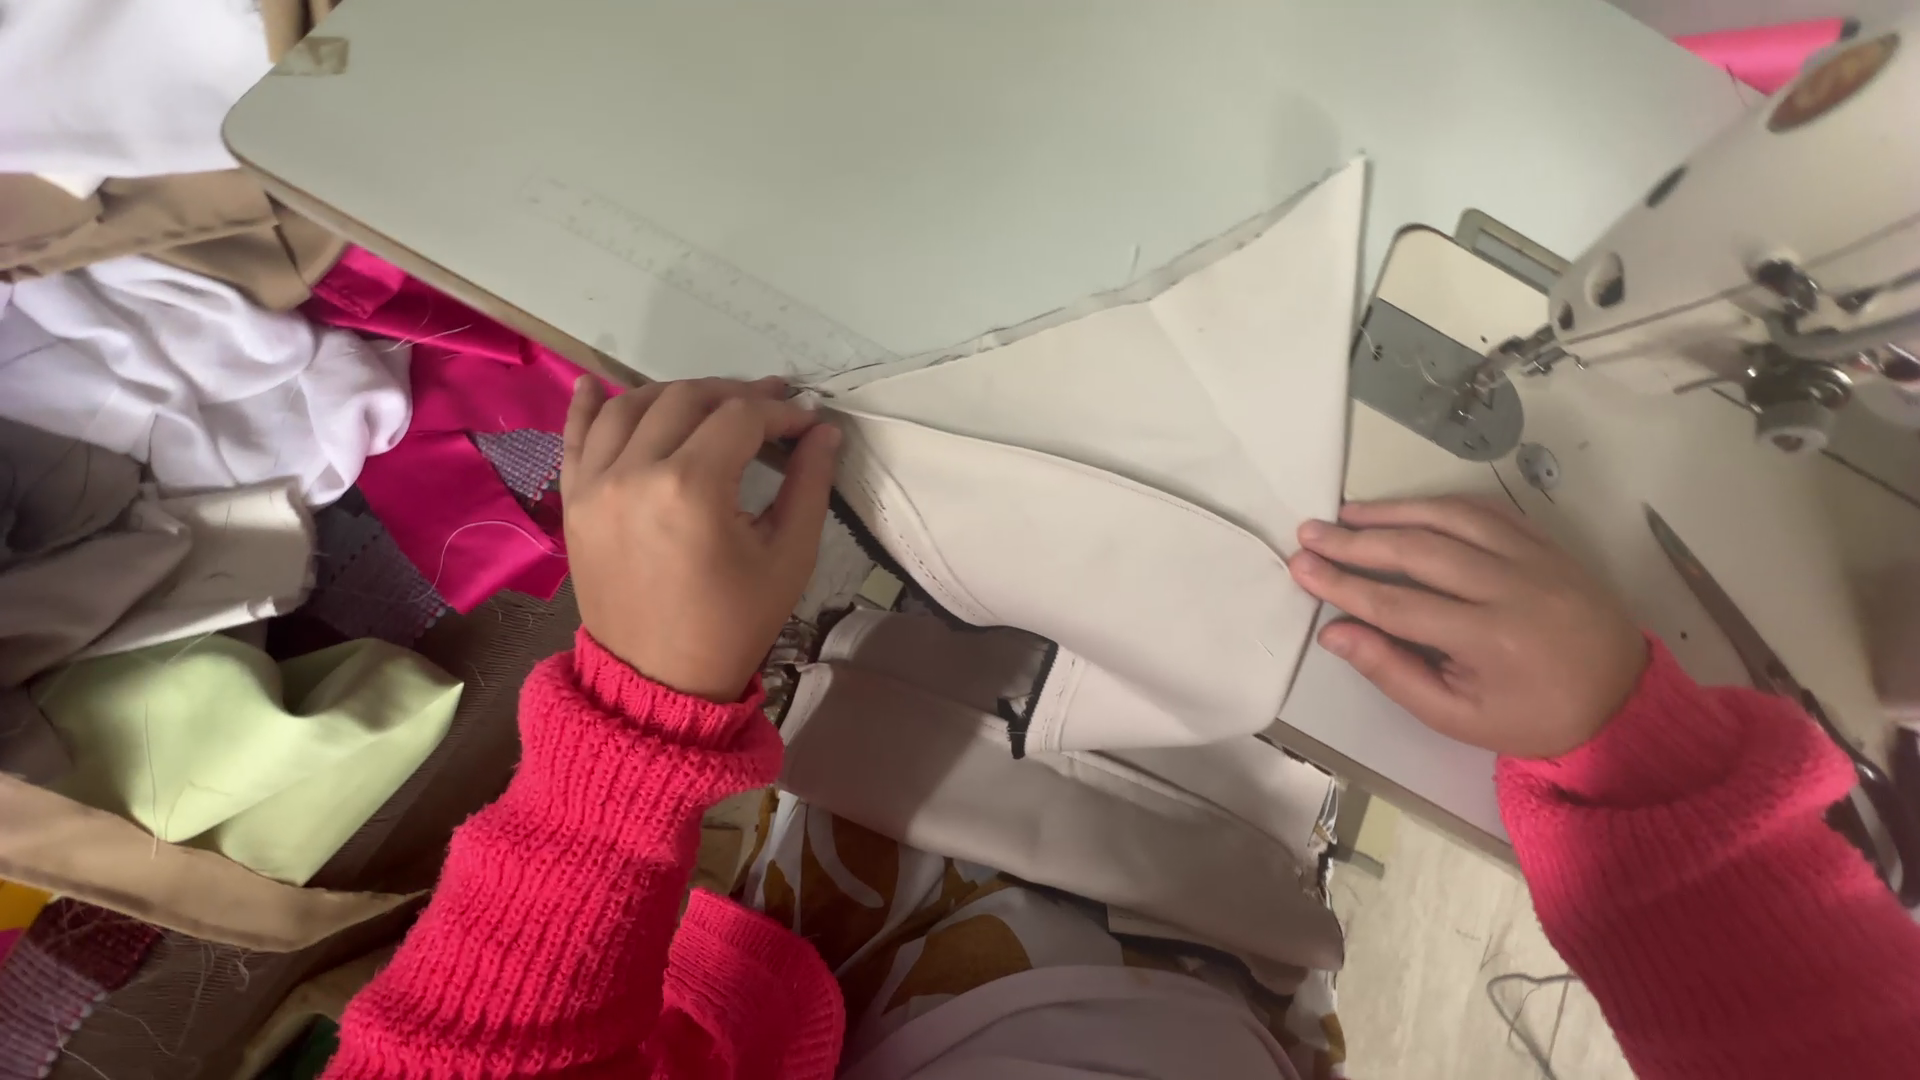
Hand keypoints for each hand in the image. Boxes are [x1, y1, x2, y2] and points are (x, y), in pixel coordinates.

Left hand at [561, 376, 840, 701]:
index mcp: (691, 489)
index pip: (741, 418)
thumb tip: (824, 432)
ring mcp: (594, 485)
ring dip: (677, 393)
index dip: (781, 412)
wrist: (659, 681)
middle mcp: (634, 472)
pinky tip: (601, 386)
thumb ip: (809, 485)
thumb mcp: (789, 557)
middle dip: (735, 394)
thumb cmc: (734, 623)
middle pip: (687, 399)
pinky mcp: (574, 502)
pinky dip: (590, 406)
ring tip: (712, 404)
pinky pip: (576, 437)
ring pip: (632, 405)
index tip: (808, 423)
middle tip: (771, 408)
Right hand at [1287, 496, 1646, 758]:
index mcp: (1490, 641)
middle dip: (1356, 540)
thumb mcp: (1454, 716)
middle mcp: (1514, 589)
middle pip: (1419, 551)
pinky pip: (1486, 511)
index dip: (1342, 584)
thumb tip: (1332, 632)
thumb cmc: (1530, 718)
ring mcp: (1536, 560)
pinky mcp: (1548, 545)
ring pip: (1452, 518)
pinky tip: (1405, 509)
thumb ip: (1391, 672)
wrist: (1627, 704)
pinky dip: (1438, 504)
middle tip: (1309, 532)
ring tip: (1347, 513)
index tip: (1299, 566)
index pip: (1396, 604)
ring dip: (1393, 511)